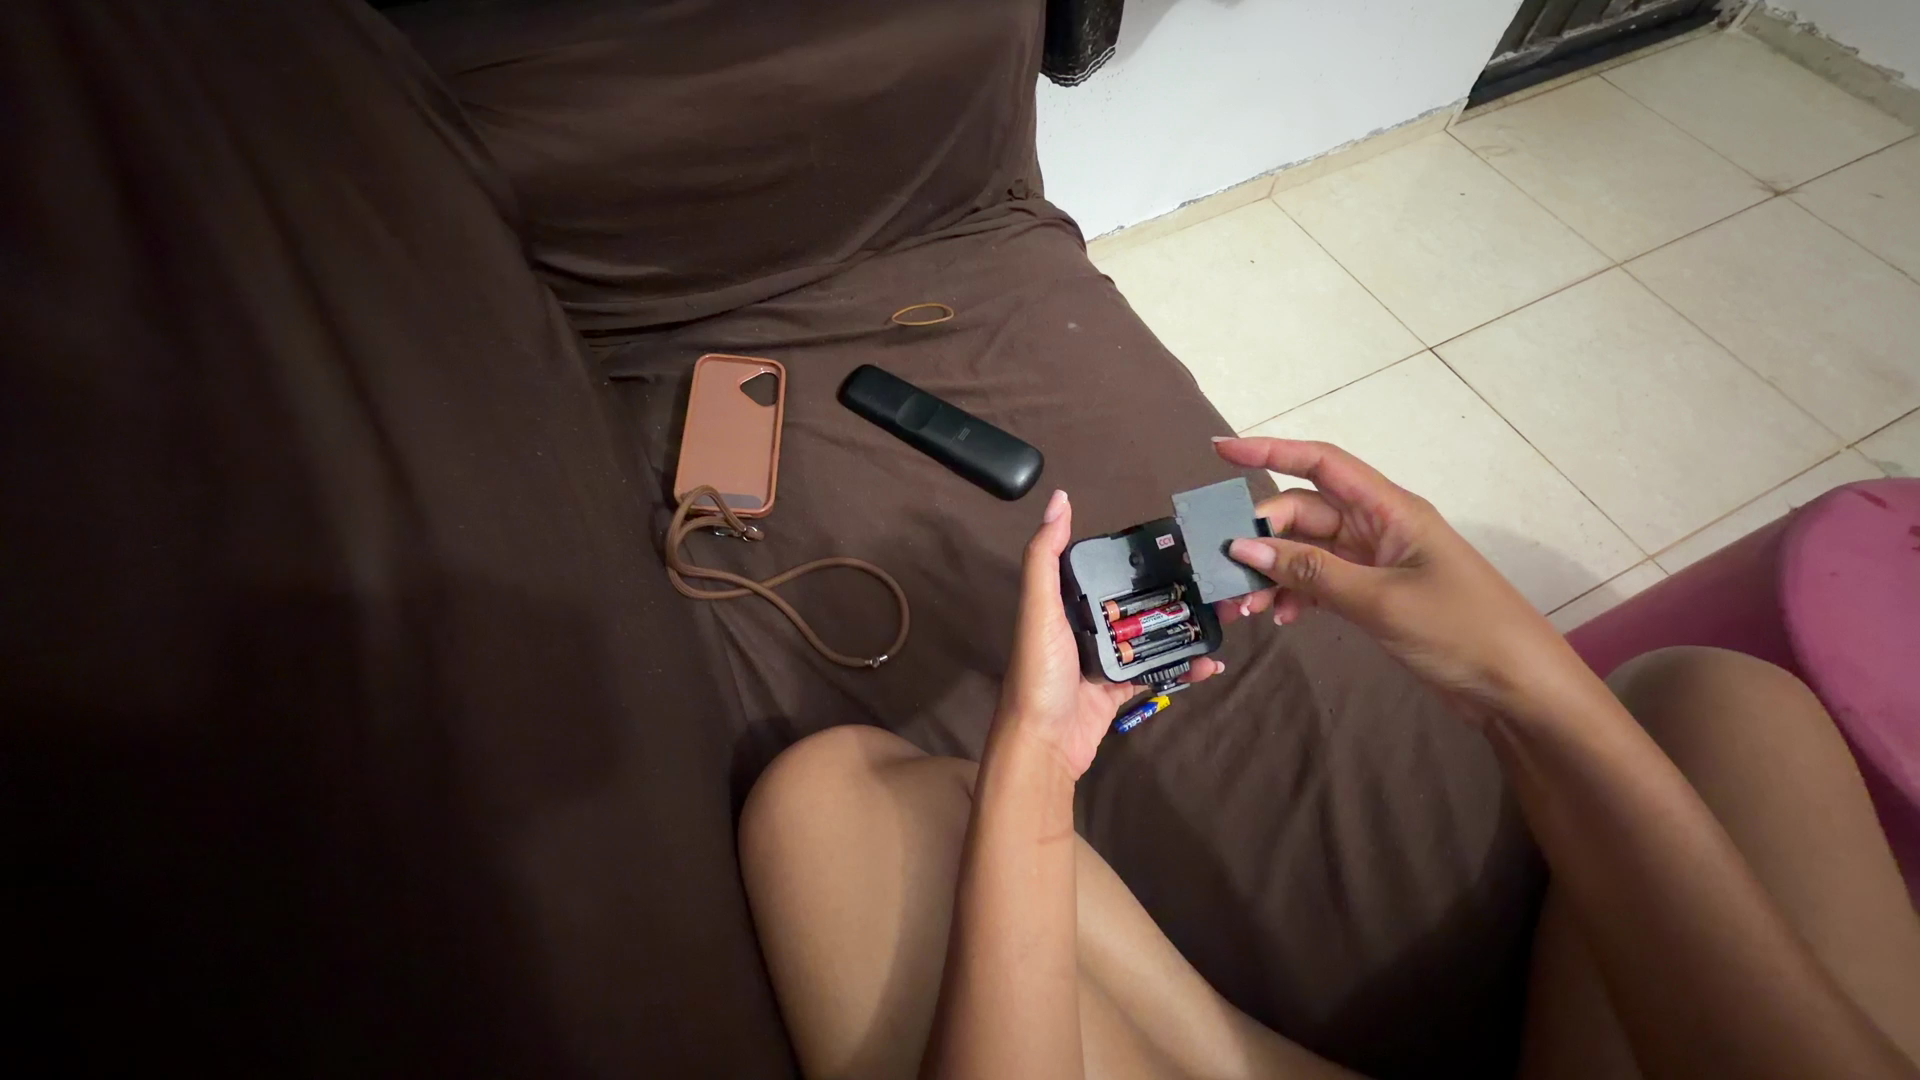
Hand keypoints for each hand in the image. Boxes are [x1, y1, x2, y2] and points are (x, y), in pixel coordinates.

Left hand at [995, 490, 1222, 778]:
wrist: (1043, 742)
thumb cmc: (1041, 669)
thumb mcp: (1039, 607)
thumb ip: (1045, 555)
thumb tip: (1060, 498)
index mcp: (1065, 601)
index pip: (1107, 569)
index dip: (1140, 556)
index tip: (1183, 543)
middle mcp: (1084, 625)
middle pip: (1136, 601)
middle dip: (1175, 592)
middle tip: (1217, 582)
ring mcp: (1104, 658)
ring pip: (1151, 635)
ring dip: (1185, 627)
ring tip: (1225, 616)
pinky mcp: (1118, 689)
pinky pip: (1156, 672)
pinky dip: (1182, 667)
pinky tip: (1210, 662)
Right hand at [1213, 438, 1597, 722]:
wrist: (1518, 689)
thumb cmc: (1460, 630)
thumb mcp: (1379, 599)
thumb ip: (1309, 571)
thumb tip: (1241, 547)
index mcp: (1388, 509)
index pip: (1320, 464)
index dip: (1269, 450)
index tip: (1220, 451)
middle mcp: (1375, 527)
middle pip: (1301, 514)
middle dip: (1259, 537)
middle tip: (1224, 571)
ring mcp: (1371, 561)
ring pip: (1302, 552)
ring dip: (1270, 573)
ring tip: (1243, 607)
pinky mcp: (1369, 593)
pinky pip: (1316, 581)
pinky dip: (1294, 595)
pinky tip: (1282, 617)